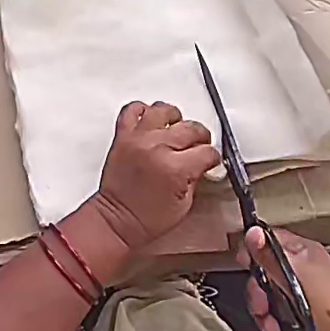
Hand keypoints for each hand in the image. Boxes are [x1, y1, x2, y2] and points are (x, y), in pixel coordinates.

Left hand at [89, 101, 219, 250]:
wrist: (116, 220)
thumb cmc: (145, 218)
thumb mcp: (184, 205)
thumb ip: (196, 177)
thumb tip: (203, 161)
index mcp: (175, 168)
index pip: (206, 151)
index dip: (213, 157)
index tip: (211, 159)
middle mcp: (156, 148)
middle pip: (190, 127)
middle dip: (200, 138)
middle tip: (199, 146)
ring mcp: (138, 138)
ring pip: (163, 110)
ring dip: (175, 119)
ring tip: (176, 130)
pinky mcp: (123, 135)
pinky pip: (132, 110)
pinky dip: (143, 111)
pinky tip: (151, 121)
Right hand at [238, 226, 329, 330]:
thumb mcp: (294, 278)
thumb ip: (270, 256)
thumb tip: (253, 232)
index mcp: (306, 252)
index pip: (271, 238)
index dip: (254, 248)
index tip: (245, 263)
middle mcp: (304, 267)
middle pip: (265, 266)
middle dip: (258, 286)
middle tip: (261, 301)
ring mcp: (302, 290)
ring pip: (267, 289)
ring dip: (262, 307)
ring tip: (268, 320)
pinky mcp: (299, 311)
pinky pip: (274, 308)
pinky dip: (270, 319)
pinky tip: (275, 329)